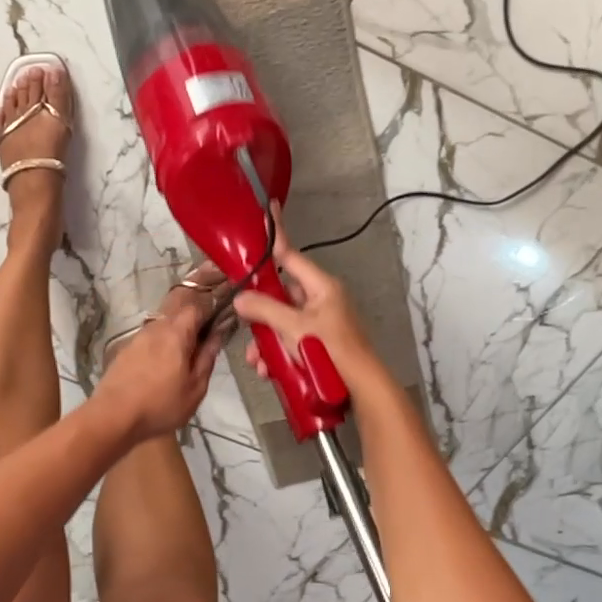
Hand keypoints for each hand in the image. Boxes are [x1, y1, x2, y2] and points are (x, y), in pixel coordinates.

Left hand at [93, 264, 229, 442]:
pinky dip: (161, 342)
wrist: (112, 416)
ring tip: (186, 351)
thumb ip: (207, 358)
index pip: (196, 307)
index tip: (221, 316)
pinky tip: (164, 361)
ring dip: (176, 329)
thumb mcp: (195, 388)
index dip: (210, 307)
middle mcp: (155, 328)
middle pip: (177, 310)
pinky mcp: (125, 350)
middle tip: (206, 332)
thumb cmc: (160, 405)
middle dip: (193, 315)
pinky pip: (150, 337)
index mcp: (176, 333)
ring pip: (162, 324)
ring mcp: (137, 337)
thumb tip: (217, 335)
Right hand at [233, 205, 377, 377]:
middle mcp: (321, 300)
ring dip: (266, 341)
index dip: (275, 237)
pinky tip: (268, 371)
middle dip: (260, 316)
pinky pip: (289, 342)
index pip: (291, 255)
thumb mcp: (293, 328)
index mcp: (321, 287)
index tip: (265, 211)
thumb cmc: (330, 350)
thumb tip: (240, 297)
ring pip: (281, 323)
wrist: (362, 390)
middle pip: (280, 296)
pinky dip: (277, 354)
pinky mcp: (318, 346)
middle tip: (247, 328)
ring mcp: (321, 324)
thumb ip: (264, 309)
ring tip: (259, 362)